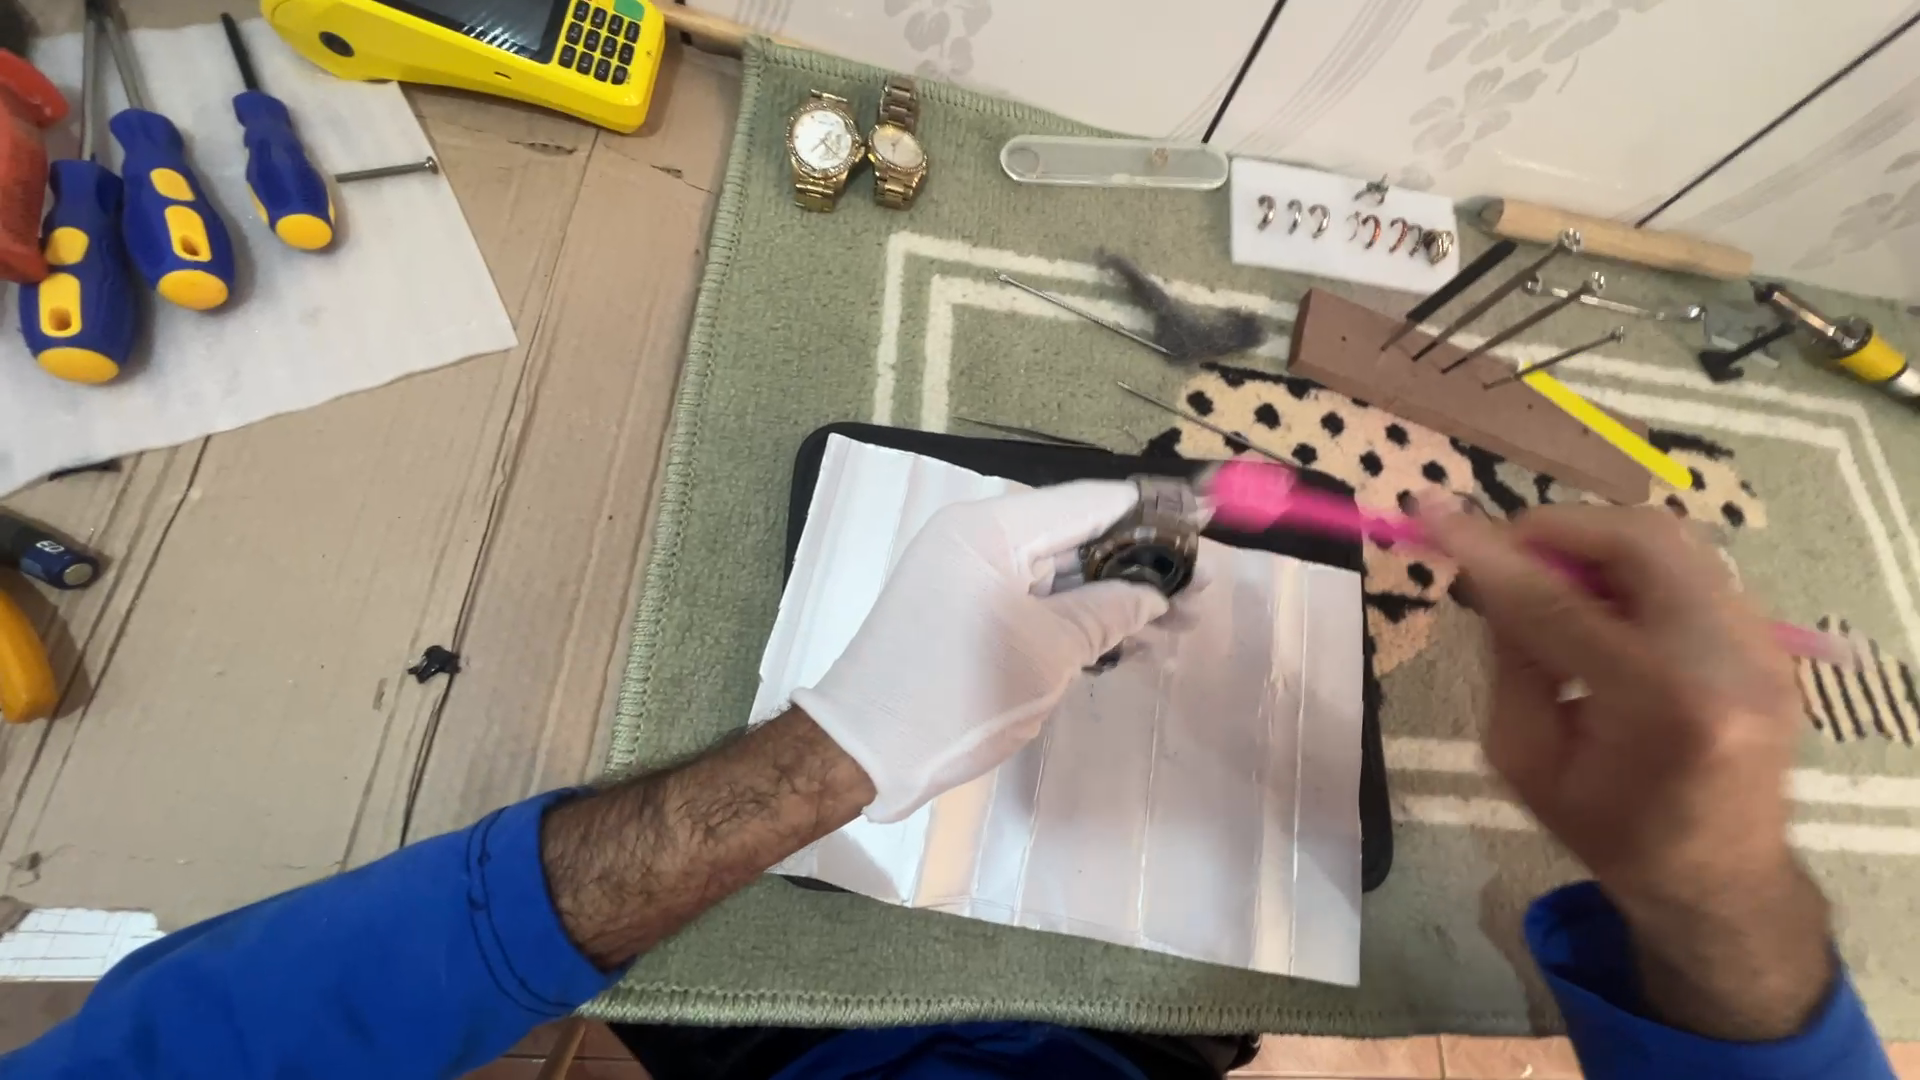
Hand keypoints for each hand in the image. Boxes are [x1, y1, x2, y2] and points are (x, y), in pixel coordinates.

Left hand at [794, 481, 1170, 822]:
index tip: (1205, 519)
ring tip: (1183, 630)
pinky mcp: (975, 618)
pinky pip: (1039, 608)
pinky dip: (1081, 625)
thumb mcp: (1046, 652)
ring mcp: (977, 581)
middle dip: (1142, 569)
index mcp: (991, 529)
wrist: (867, 752)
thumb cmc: (956, 692)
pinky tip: (1135, 646)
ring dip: (1119, 604)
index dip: (1150, 511)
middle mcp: (983, 543)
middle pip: (1078, 540)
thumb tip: (1155, 593)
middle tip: (1204, 595)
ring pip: (1063, 579)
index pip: (1088, 502)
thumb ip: (1107, 612)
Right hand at [1423, 502, 1832, 1039]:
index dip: (1485, 551)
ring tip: (1540, 583)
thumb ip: (1512, 660)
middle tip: (1497, 555)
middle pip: (1639, 541)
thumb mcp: (1521, 753)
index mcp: (1663, 707)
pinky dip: (1620, 565)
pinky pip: (1682, 566)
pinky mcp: (1766, 640)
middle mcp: (1731, 662)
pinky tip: (1590, 604)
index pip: (1557, 601)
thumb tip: (1493, 583)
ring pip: (1666, 541)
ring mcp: (1763, 647)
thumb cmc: (1601, 827)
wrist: (1717, 874)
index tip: (1428, 509)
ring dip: (1586, 546)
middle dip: (1551, 531)